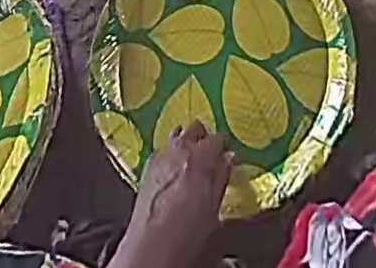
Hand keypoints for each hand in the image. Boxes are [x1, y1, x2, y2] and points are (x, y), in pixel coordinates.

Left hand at [111, 121, 229, 267]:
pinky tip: (171, 168)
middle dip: (204, 136)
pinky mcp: (148, 167)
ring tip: (189, 156)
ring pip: (177, 135)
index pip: (218, 137)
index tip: (226, 151)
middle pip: (195, 128)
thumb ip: (221, 177)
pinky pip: (162, 150)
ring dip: (185, 141)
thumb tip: (228, 161)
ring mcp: (162, 156)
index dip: (224, 144)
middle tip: (209, 151)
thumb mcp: (214, 206)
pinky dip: (169, 154)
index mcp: (202, 156)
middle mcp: (181, 149)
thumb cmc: (186, 231)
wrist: (152, 246)